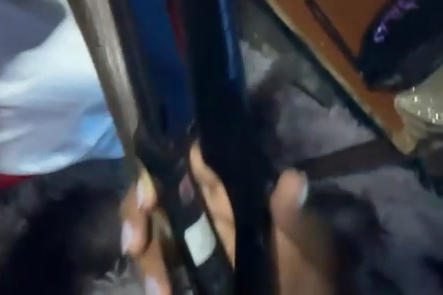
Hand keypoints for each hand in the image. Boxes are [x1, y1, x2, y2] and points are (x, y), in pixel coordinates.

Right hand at [120, 145, 339, 294]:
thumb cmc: (307, 277)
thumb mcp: (305, 247)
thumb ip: (290, 216)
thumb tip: (295, 178)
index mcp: (224, 190)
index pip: (181, 162)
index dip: (157, 169)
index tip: (149, 197)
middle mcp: (200, 207)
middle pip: (154, 193)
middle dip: (137, 212)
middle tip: (135, 243)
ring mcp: (189, 240)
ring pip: (150, 228)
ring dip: (144, 251)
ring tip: (158, 288)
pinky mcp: (184, 270)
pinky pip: (157, 263)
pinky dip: (152, 276)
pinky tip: (160, 293)